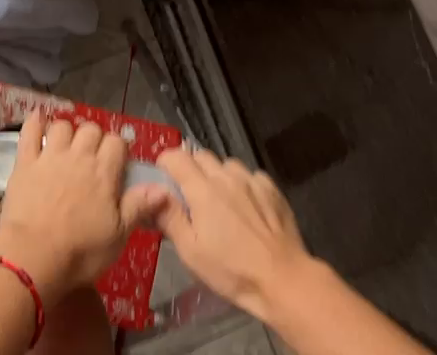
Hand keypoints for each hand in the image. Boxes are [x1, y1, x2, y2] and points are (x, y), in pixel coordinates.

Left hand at [0, 111, 159, 303]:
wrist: (33, 257)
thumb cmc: (81, 251)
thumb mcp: (118, 235)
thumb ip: (139, 206)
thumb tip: (164, 187)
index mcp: (103, 172)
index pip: (117, 143)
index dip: (119, 149)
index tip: (117, 162)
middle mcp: (79, 156)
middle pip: (91, 130)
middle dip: (94, 138)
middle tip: (93, 157)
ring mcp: (50, 156)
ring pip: (62, 126)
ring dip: (67, 132)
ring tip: (67, 146)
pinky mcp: (25, 162)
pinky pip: (30, 132)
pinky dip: (34, 122)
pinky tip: (37, 117)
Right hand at [126, 148, 317, 321]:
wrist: (283, 279)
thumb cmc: (231, 270)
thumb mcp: (191, 252)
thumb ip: (169, 218)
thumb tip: (154, 193)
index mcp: (202, 189)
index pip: (176, 157)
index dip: (165, 164)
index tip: (163, 179)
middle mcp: (226, 176)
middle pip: (201, 156)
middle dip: (190, 168)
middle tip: (189, 195)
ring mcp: (252, 180)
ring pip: (226, 164)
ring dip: (217, 176)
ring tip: (220, 201)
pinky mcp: (272, 189)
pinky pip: (250, 176)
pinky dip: (242, 184)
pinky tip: (246, 206)